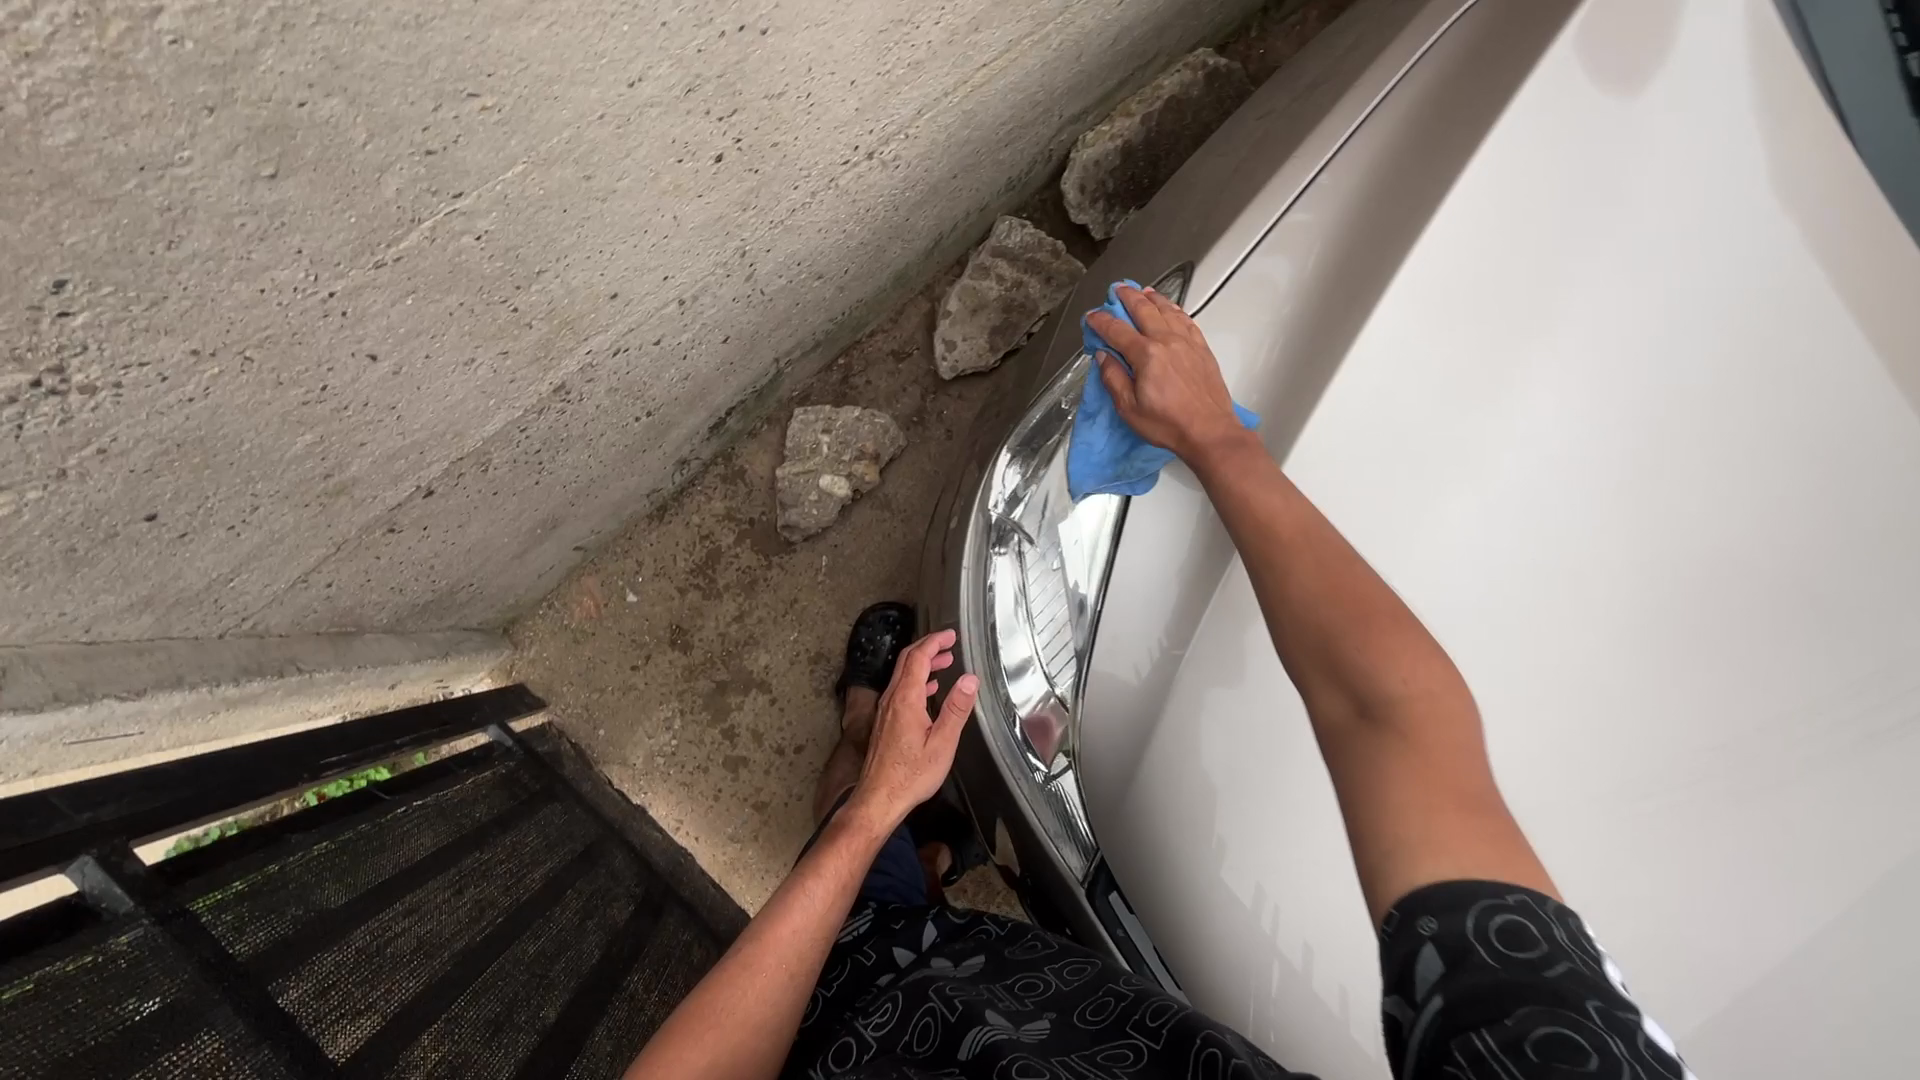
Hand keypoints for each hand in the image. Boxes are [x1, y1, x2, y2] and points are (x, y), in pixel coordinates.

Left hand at [846, 629, 978, 830]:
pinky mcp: (885, 722)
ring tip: (943, 662)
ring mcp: (886, 710)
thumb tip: (969, 680)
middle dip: (928, 647)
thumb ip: (956, 709)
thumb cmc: (910, 775)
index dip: (934, 642)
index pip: (918, 657)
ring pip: (902, 675)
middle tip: (948, 642)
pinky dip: (916, 680)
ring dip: (922, 663)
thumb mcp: (942, 743)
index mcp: (906, 699)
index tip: (950, 635)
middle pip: (906, 661)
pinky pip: (900, 690)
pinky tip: (928, 690)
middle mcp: (892, 700)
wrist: (879, 798)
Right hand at [1086, 285, 1248, 464]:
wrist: (1209, 431)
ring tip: (1143, 291)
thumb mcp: (1129, 408)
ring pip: (1167, 310)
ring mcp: (1187, 342)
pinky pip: (1186, 320)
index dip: (1101, 321)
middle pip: (1144, 310)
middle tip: (1117, 289)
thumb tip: (1103, 356)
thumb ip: (1114, 378)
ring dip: (1152, 298)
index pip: (1117, 331)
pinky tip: (1170, 308)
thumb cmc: (1167, 424)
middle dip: (1127, 297)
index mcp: (1146, 355)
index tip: (1091, 317)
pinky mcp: (1202, 348)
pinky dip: (1175, 309)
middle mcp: (1167, 341)